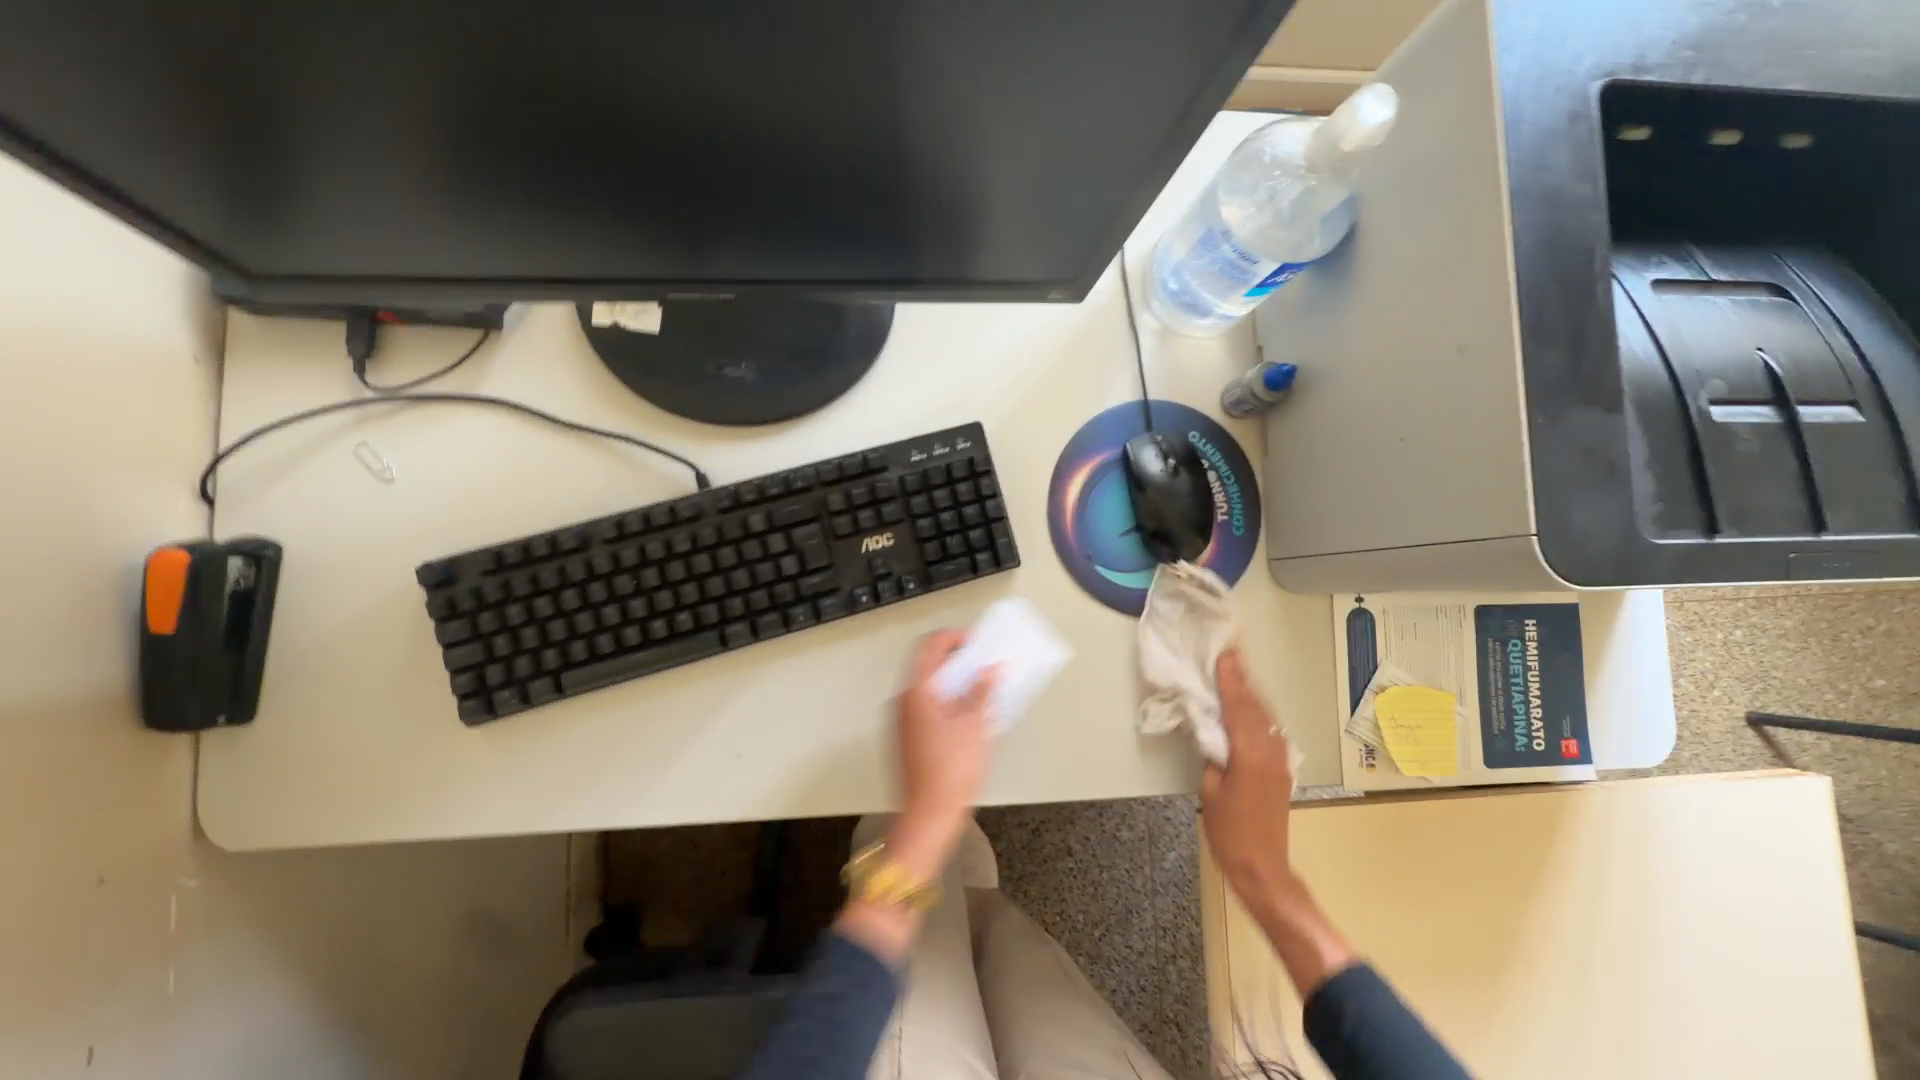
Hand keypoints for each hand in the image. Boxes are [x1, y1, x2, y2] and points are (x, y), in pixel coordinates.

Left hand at [890, 630, 997, 874]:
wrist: (929, 817)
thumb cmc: (952, 769)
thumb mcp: (976, 726)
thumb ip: (982, 691)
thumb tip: (991, 669)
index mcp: (916, 692)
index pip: (930, 646)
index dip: (955, 637)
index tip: (979, 644)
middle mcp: (903, 702)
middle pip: (929, 668)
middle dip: (960, 663)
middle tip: (987, 666)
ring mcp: (902, 722)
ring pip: (931, 690)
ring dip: (957, 685)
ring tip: (986, 692)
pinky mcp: (908, 740)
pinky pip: (929, 710)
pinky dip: (950, 704)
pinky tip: (972, 717)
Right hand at [1200, 648, 1297, 900]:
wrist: (1262, 867)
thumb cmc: (1229, 833)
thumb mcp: (1209, 791)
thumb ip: (1213, 757)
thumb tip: (1215, 736)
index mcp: (1249, 755)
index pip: (1238, 708)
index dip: (1231, 681)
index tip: (1225, 656)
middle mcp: (1270, 752)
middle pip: (1256, 708)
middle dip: (1243, 681)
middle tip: (1231, 655)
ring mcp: (1280, 761)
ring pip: (1266, 718)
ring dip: (1252, 695)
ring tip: (1239, 674)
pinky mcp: (1282, 770)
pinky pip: (1270, 732)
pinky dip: (1258, 714)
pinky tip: (1250, 709)